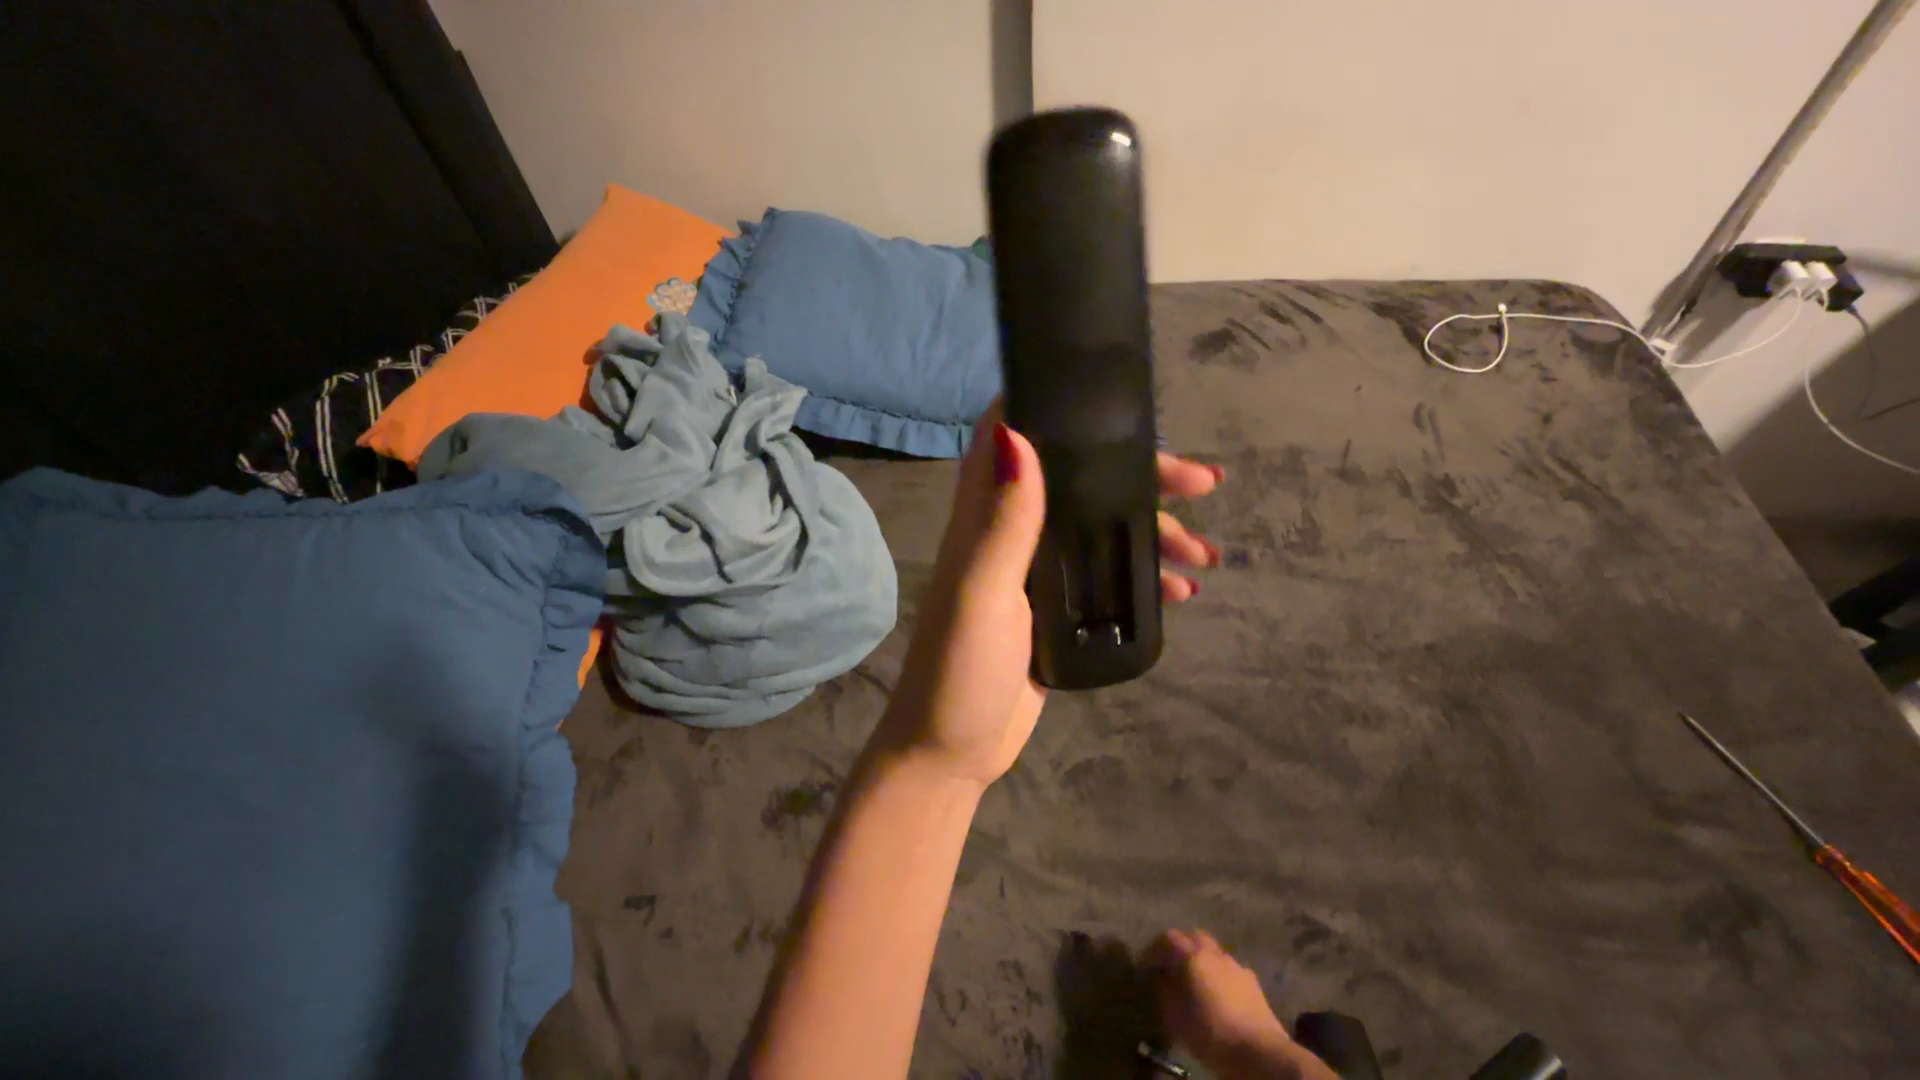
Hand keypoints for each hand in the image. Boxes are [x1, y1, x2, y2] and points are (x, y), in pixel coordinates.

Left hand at [877, 405, 1222, 787]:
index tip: (1117, 402)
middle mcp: (1013, 534)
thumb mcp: (982, 593)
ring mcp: (1040, 574)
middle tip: (1203, 483)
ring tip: (1206, 555)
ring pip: (1105, 530)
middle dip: (1142, 477)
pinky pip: (1111, 578)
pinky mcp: (1061, 612)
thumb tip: (1019, 432)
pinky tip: (1181, 592)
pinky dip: (1147, 577)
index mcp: (985, 518)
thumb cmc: (959, 671)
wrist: (953, 753)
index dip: (1058, 408)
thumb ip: (1004, 520)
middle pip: (1082, 482)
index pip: (1013, 436)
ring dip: (1157, 531)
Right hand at [1147, 929, 1337, 1079]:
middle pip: (1194, 936)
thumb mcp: (1175, 1016)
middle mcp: (1215, 953)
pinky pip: (1229, 968)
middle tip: (1170, 966)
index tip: (1147, 967)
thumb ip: (1164, 991)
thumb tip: (1161, 978)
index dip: (1154, 950)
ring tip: (1194, 980)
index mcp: (1193, 956)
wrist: (1259, 1051)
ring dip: (1201, 959)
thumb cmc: (1210, 1032)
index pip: (1168, 938)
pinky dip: (1218, 972)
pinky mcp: (1252, 982)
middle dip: (1180, 946)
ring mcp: (1236, 965)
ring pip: (1213, 951)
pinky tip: (1217, 993)